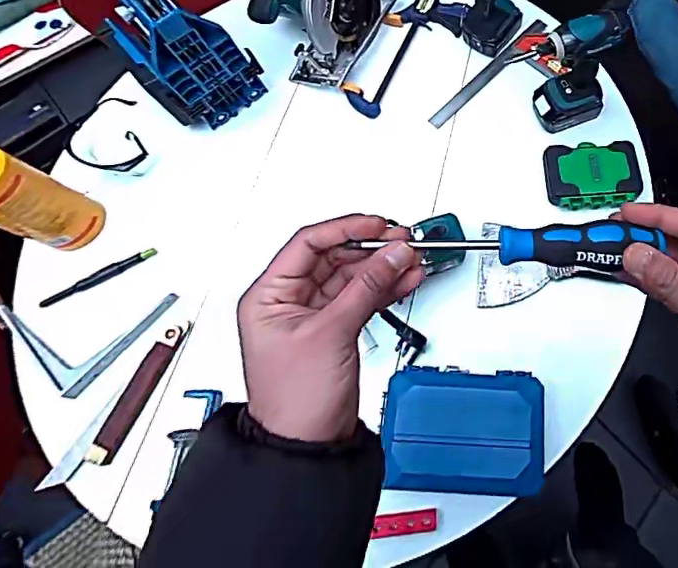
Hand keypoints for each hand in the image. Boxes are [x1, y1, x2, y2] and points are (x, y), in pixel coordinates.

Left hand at [237, 214, 424, 442]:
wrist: (307, 451)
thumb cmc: (294, 403)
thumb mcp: (331, 333)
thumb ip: (366, 287)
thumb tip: (391, 254)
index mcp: (269, 295)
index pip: (308, 244)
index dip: (344, 229)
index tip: (375, 225)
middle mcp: (289, 300)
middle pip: (333, 257)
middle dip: (370, 248)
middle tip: (400, 242)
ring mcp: (313, 314)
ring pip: (351, 276)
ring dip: (382, 266)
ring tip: (409, 259)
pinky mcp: (334, 328)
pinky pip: (361, 296)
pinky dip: (383, 287)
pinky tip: (404, 279)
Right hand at [615, 202, 677, 424]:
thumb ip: (673, 281)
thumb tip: (638, 253)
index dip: (660, 216)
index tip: (629, 213)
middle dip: (646, 234)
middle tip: (614, 232)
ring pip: (668, 260)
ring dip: (642, 255)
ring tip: (614, 249)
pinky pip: (663, 283)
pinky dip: (644, 277)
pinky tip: (626, 271)